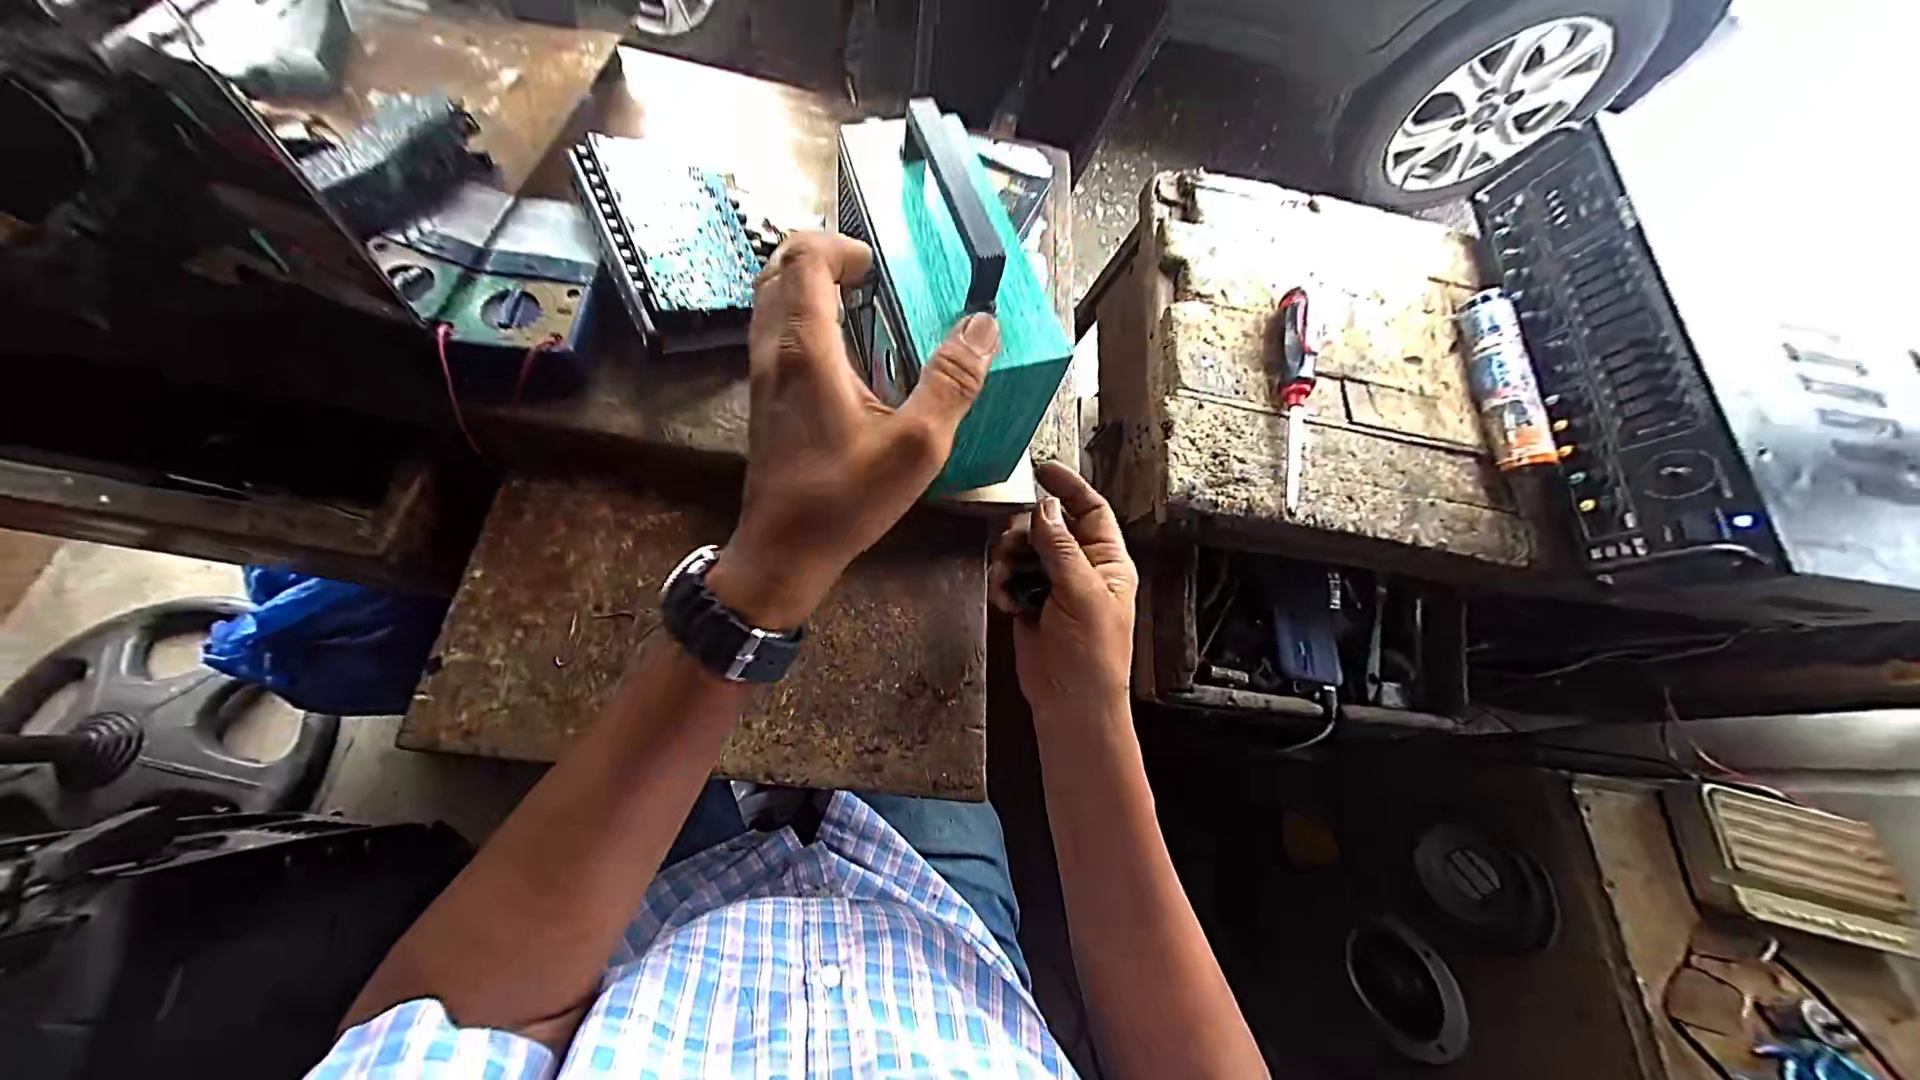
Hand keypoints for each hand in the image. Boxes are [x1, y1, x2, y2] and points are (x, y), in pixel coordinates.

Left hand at [708, 231, 1000, 629]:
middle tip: (870, 278)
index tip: (879, 268)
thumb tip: (982, 327)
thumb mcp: (916, 446)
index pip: (803, 257)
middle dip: (823, 258)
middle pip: (779, 270)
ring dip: (811, 289)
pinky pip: (775, 338)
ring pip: (771, 304)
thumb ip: (952, 383)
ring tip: (861, 309)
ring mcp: (761, 379)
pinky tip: (844, 358)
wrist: (785, 551)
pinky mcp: (764, 403)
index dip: (841, 246)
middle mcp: (773, 354)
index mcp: (805, 351)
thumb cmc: (846, 501)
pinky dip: (804, 322)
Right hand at [990, 462, 1137, 718]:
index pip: (1090, 510)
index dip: (1069, 487)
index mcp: (1106, 561)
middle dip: (1027, 534)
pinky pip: (1009, 577)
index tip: (1043, 469)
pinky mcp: (1029, 602)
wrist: (1070, 703)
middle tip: (1016, 548)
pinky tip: (1008, 603)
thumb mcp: (1081, 594)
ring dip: (1010, 561)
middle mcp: (1080, 568)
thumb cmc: (1093, 655)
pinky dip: (1004, 585)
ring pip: (1023, 550)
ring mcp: (1053, 585)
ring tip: (1010, 582)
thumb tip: (1045, 507)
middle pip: (1048, 527)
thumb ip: (1061, 548)